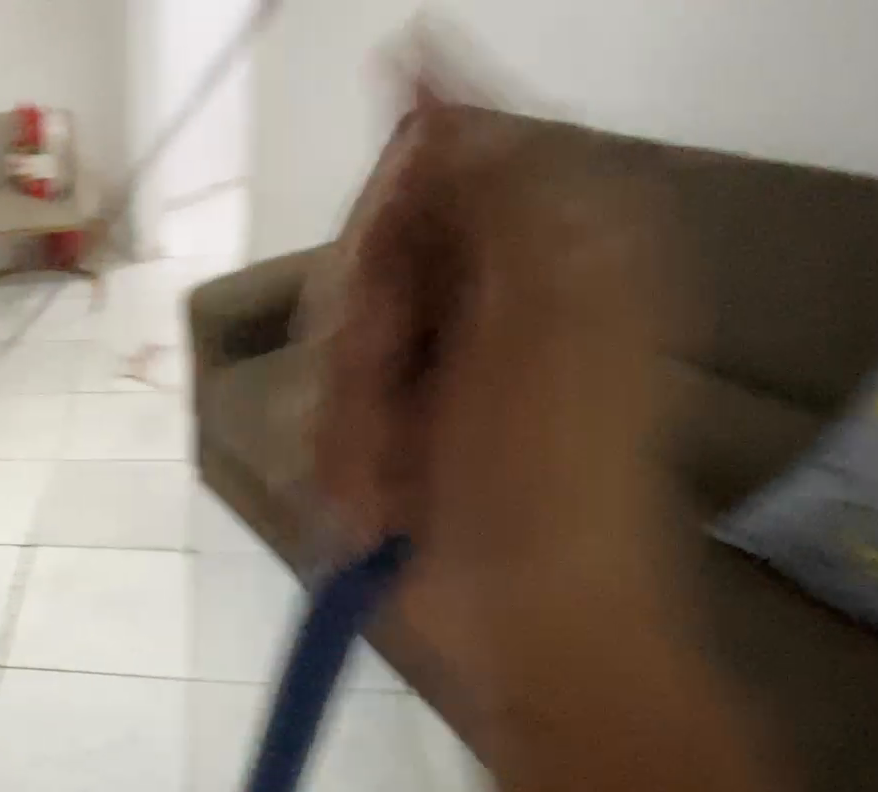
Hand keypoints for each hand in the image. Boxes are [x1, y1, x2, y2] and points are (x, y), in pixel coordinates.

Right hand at [313, 86, 688, 728]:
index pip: (440, 163)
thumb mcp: (545, 310)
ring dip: (352, 420)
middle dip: (364, 337)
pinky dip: (344, 463)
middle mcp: (474, 300)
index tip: (387, 235)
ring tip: (393, 479)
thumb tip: (434, 89)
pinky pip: (324, 416)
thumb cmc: (552, 470)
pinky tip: (380, 503)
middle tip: (395, 391)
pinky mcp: (376, 436)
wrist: (523, 617)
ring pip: (332, 347)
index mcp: (538, 252)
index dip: (395, 190)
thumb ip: (495, 194)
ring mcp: (420, 374)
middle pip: (363, 261)